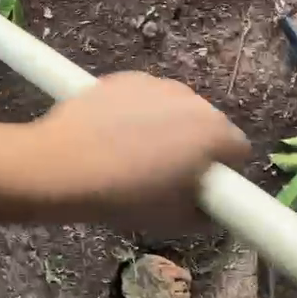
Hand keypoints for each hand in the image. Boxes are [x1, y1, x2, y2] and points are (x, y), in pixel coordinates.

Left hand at [17, 72, 249, 236]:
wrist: (59, 167)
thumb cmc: (122, 196)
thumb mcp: (174, 220)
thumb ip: (206, 213)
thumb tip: (208, 207)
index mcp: (214, 133)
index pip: (237, 150)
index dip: (220, 170)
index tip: (198, 186)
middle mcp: (191, 99)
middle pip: (205, 123)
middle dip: (192, 144)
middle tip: (161, 171)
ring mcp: (153, 83)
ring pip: (172, 107)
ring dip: (163, 124)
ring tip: (129, 151)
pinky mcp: (120, 78)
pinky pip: (140, 97)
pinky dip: (133, 110)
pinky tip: (110, 132)